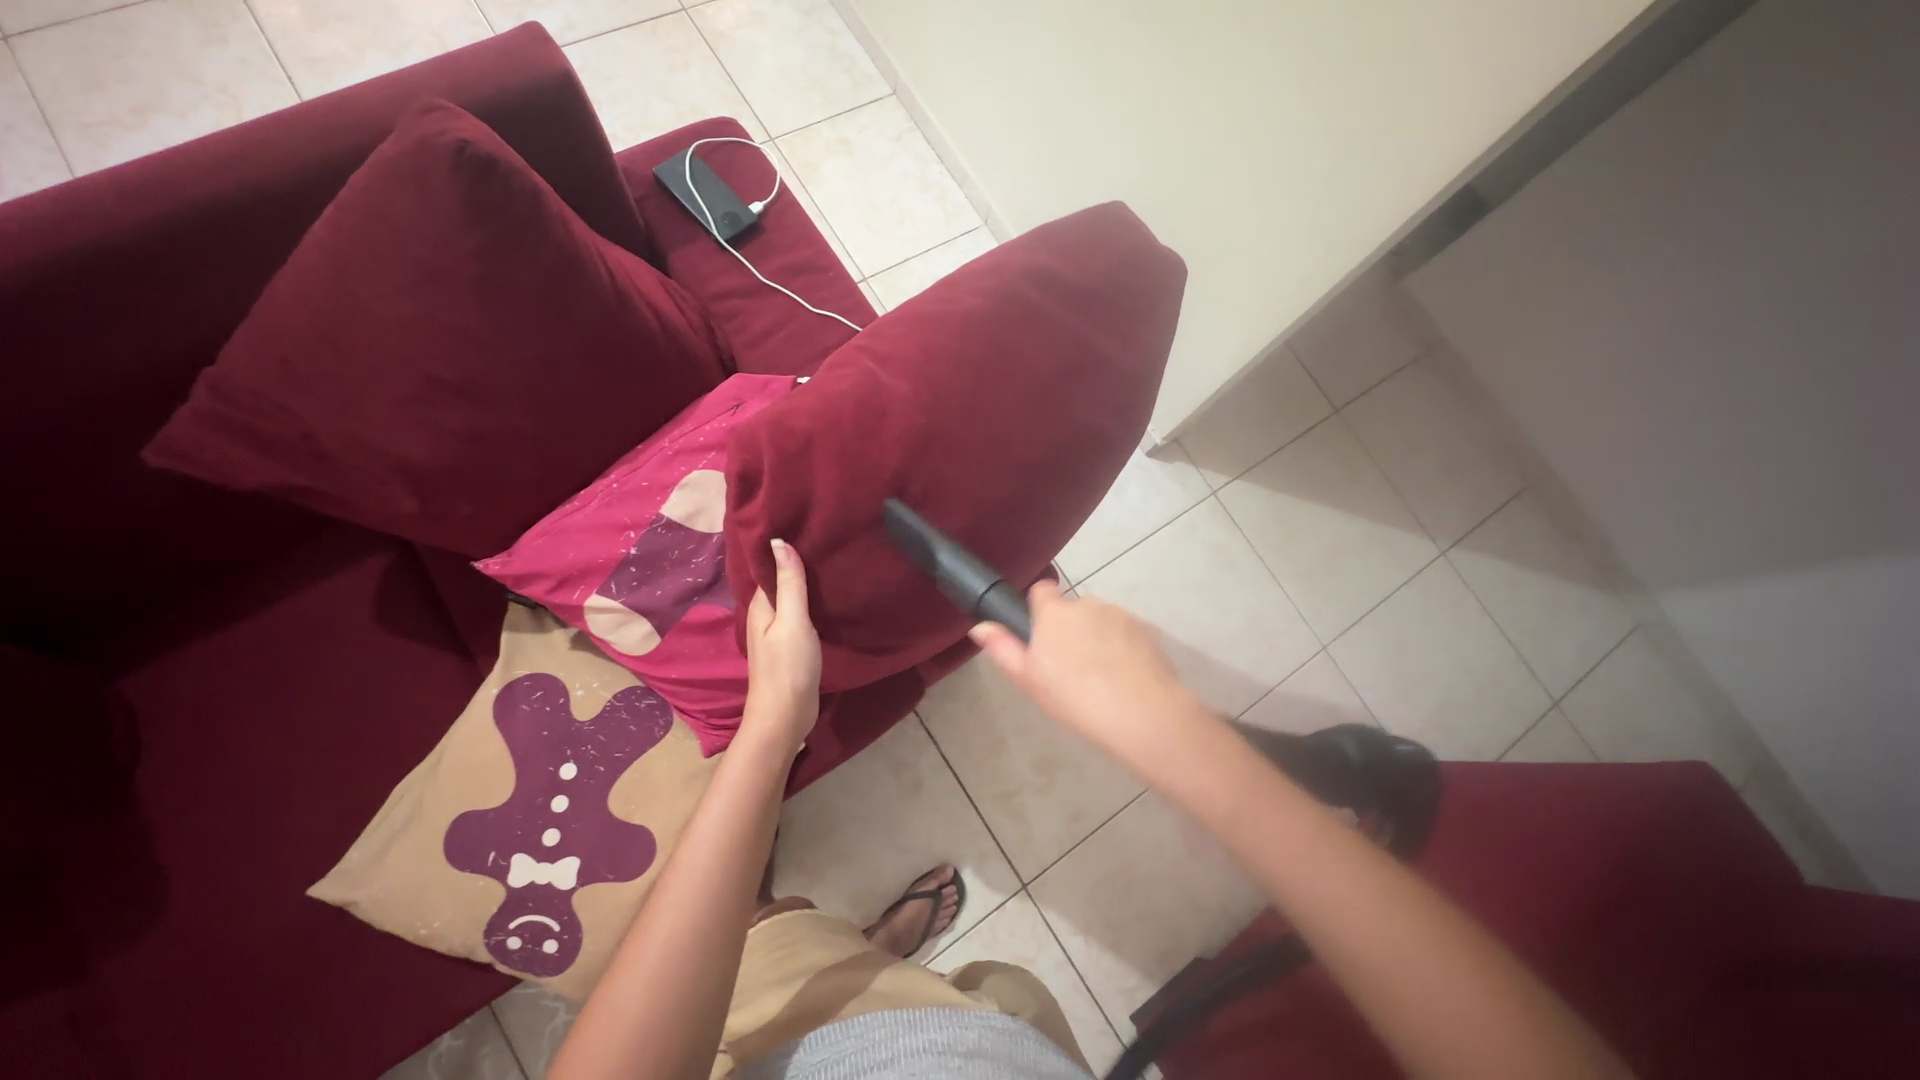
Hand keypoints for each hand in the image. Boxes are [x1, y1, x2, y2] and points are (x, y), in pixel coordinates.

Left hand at [740, 539, 820, 755]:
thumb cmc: (788, 667)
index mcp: (760, 607)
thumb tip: (779, 542)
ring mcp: (776, 635)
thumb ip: (789, 584)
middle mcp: (764, 617)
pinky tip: (826, 601)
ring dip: (803, 586)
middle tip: (822, 541)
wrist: (785, 718)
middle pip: (779, 584)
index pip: (768, 568)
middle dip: (793, 565)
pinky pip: (799, 618)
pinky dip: (810, 607)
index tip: (802, 526)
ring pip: (789, 601)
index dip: (781, 549)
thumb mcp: (792, 621)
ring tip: (828, 564)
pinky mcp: (790, 649)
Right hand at [969, 582, 1209, 767]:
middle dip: (1071, 628)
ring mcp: (1121, 615)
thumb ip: (1004, 648)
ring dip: (1098, 637)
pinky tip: (1125, 678)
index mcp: (1055, 613)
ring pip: (1102, 620)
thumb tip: (980, 627)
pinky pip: (1128, 634)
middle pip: (1073, 608)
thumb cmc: (1074, 697)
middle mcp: (1088, 604)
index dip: (1039, 610)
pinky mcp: (1148, 630)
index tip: (1042, 636)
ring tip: (1101, 677)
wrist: (1140, 712)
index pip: (1042, 591)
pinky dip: (1124, 648)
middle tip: (1070, 667)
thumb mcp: (1029, 679)